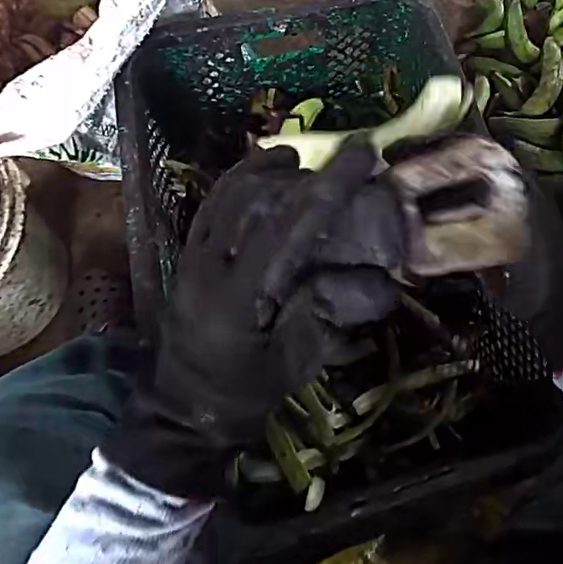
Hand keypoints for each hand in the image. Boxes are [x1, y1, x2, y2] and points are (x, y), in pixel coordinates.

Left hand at [103, 138, 405, 496]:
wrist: (183, 409)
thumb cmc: (246, 392)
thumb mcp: (295, 364)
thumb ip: (329, 314)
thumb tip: (379, 278)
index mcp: (239, 297)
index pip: (289, 226)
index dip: (331, 186)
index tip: (365, 155)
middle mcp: (211, 266)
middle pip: (260, 200)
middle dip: (310, 174)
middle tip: (348, 164)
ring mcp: (193, 256)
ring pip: (232, 193)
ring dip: (273, 170)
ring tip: (304, 160)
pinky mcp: (188, 252)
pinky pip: (214, 200)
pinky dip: (242, 176)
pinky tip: (268, 166)